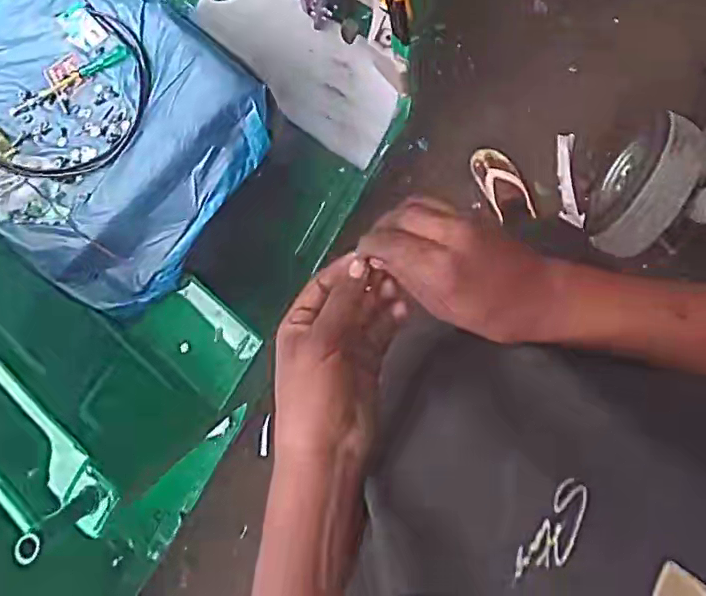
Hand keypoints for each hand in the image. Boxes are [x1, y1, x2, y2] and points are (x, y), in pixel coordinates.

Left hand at [273, 253, 406, 465]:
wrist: (328, 454)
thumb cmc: (313, 396)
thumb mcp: (321, 342)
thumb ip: (342, 301)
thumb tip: (359, 263)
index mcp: (300, 322)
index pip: (324, 283)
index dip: (347, 267)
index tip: (374, 252)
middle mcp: (323, 329)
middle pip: (349, 295)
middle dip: (370, 281)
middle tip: (396, 267)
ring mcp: (347, 345)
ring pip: (367, 311)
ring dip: (383, 297)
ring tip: (403, 285)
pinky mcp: (369, 361)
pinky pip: (381, 331)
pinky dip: (392, 318)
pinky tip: (404, 308)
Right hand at [357, 197, 561, 344]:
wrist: (540, 293)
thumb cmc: (493, 314)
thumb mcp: (445, 309)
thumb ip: (410, 280)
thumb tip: (382, 262)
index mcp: (442, 266)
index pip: (391, 242)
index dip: (369, 246)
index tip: (361, 254)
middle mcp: (450, 233)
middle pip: (399, 215)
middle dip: (379, 228)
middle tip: (372, 244)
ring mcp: (462, 217)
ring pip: (414, 203)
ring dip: (395, 216)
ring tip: (388, 234)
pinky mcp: (470, 212)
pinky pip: (431, 203)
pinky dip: (413, 211)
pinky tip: (410, 227)